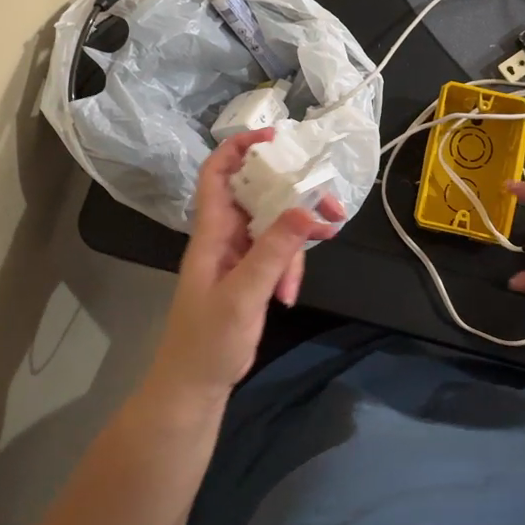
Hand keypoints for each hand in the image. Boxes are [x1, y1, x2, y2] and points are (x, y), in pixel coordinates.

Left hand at [148, 130, 343, 401]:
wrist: (195, 387)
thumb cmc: (207, 341)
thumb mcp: (242, 296)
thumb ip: (273, 253)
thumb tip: (304, 209)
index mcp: (212, 232)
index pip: (217, 173)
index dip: (239, 147)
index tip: (275, 137)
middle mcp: (225, 236)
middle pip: (259, 196)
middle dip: (294, 196)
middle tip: (330, 206)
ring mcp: (238, 256)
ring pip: (275, 226)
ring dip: (297, 238)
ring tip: (321, 249)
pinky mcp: (250, 276)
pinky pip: (277, 255)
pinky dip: (290, 268)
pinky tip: (291, 294)